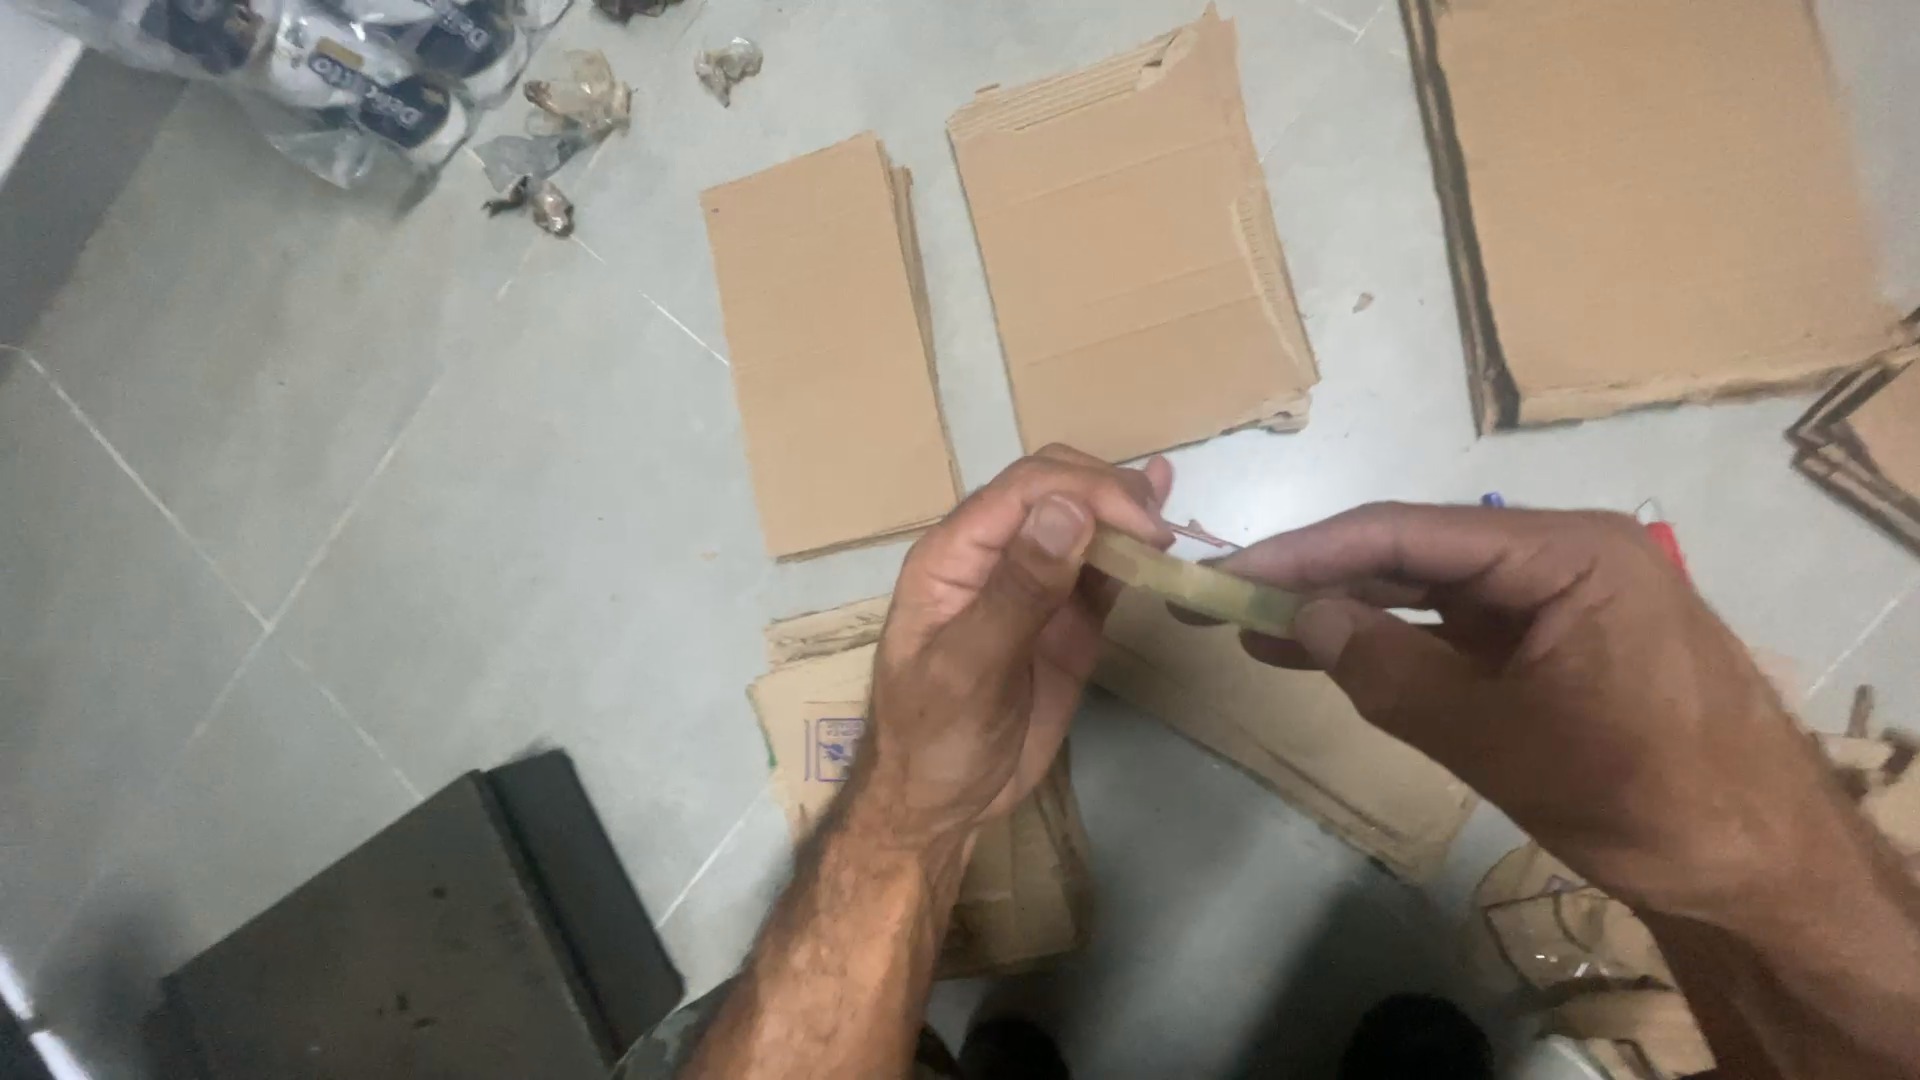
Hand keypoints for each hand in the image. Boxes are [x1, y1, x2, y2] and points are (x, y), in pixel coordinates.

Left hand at [850, 445, 1172, 849]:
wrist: (945, 801)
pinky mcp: (1068, 616)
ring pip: (1082, 519)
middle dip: (1108, 494)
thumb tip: (1069, 508)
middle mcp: (993, 555)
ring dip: (1127, 512)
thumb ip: (1017, 592)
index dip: (1085, 490)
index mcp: (954, 555)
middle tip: (1157, 536)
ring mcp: (1033, 583)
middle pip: (1053, 487)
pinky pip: (1103, 568)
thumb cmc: (936, 738)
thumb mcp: (968, 669)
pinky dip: (1133, 548)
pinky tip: (1165, 529)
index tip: (1142, 525)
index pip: (1022, 490)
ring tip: (1168, 532)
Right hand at [1217, 503, 1857, 923]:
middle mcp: (1548, 557)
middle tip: (1225, 594)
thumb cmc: (1643, 796)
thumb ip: (1386, 669)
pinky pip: (1434, 628)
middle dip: (1310, 578)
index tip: (1230, 571)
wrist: (1757, 876)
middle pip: (1401, 554)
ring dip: (1333, 610)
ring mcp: (1538, 599)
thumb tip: (1298, 617)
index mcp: (1562, 553)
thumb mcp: (1496, 736)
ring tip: (1248, 625)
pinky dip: (1374, 642)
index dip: (1304, 552)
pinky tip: (1307, 651)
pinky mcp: (1529, 640)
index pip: (1402, 534)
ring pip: (1410, 591)